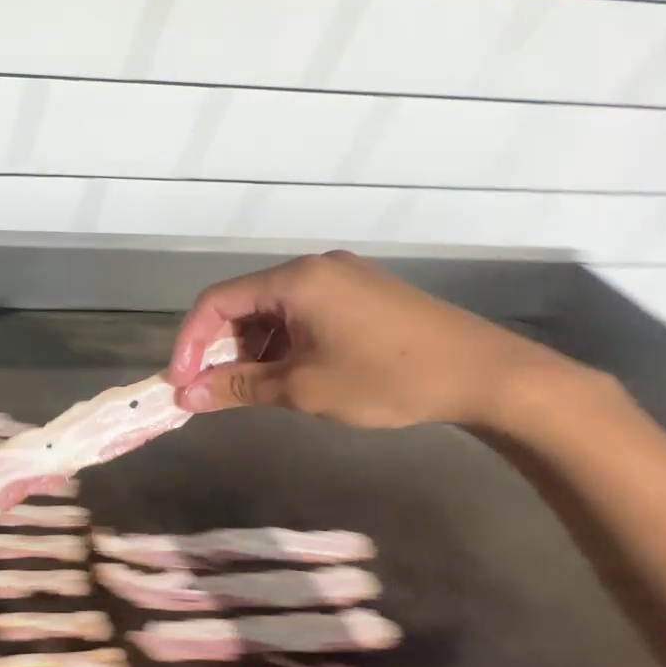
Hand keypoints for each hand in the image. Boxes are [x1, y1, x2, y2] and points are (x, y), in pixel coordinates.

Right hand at [168, 250, 588, 428]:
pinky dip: (279, 345)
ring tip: (249, 390)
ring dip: (249, 350)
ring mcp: (341, 280)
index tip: (180, 385)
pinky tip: (286, 376)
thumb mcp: (302, 389)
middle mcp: (315, 269)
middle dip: (218, 349)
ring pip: (270, 311)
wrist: (485, 375)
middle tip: (210, 391)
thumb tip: (187, 397)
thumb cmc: (387, 378)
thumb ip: (237, 388)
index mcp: (296, 280)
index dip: (189, 344)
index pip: (216, 303)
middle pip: (241, 303)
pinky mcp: (361, 296)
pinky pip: (300, 315)